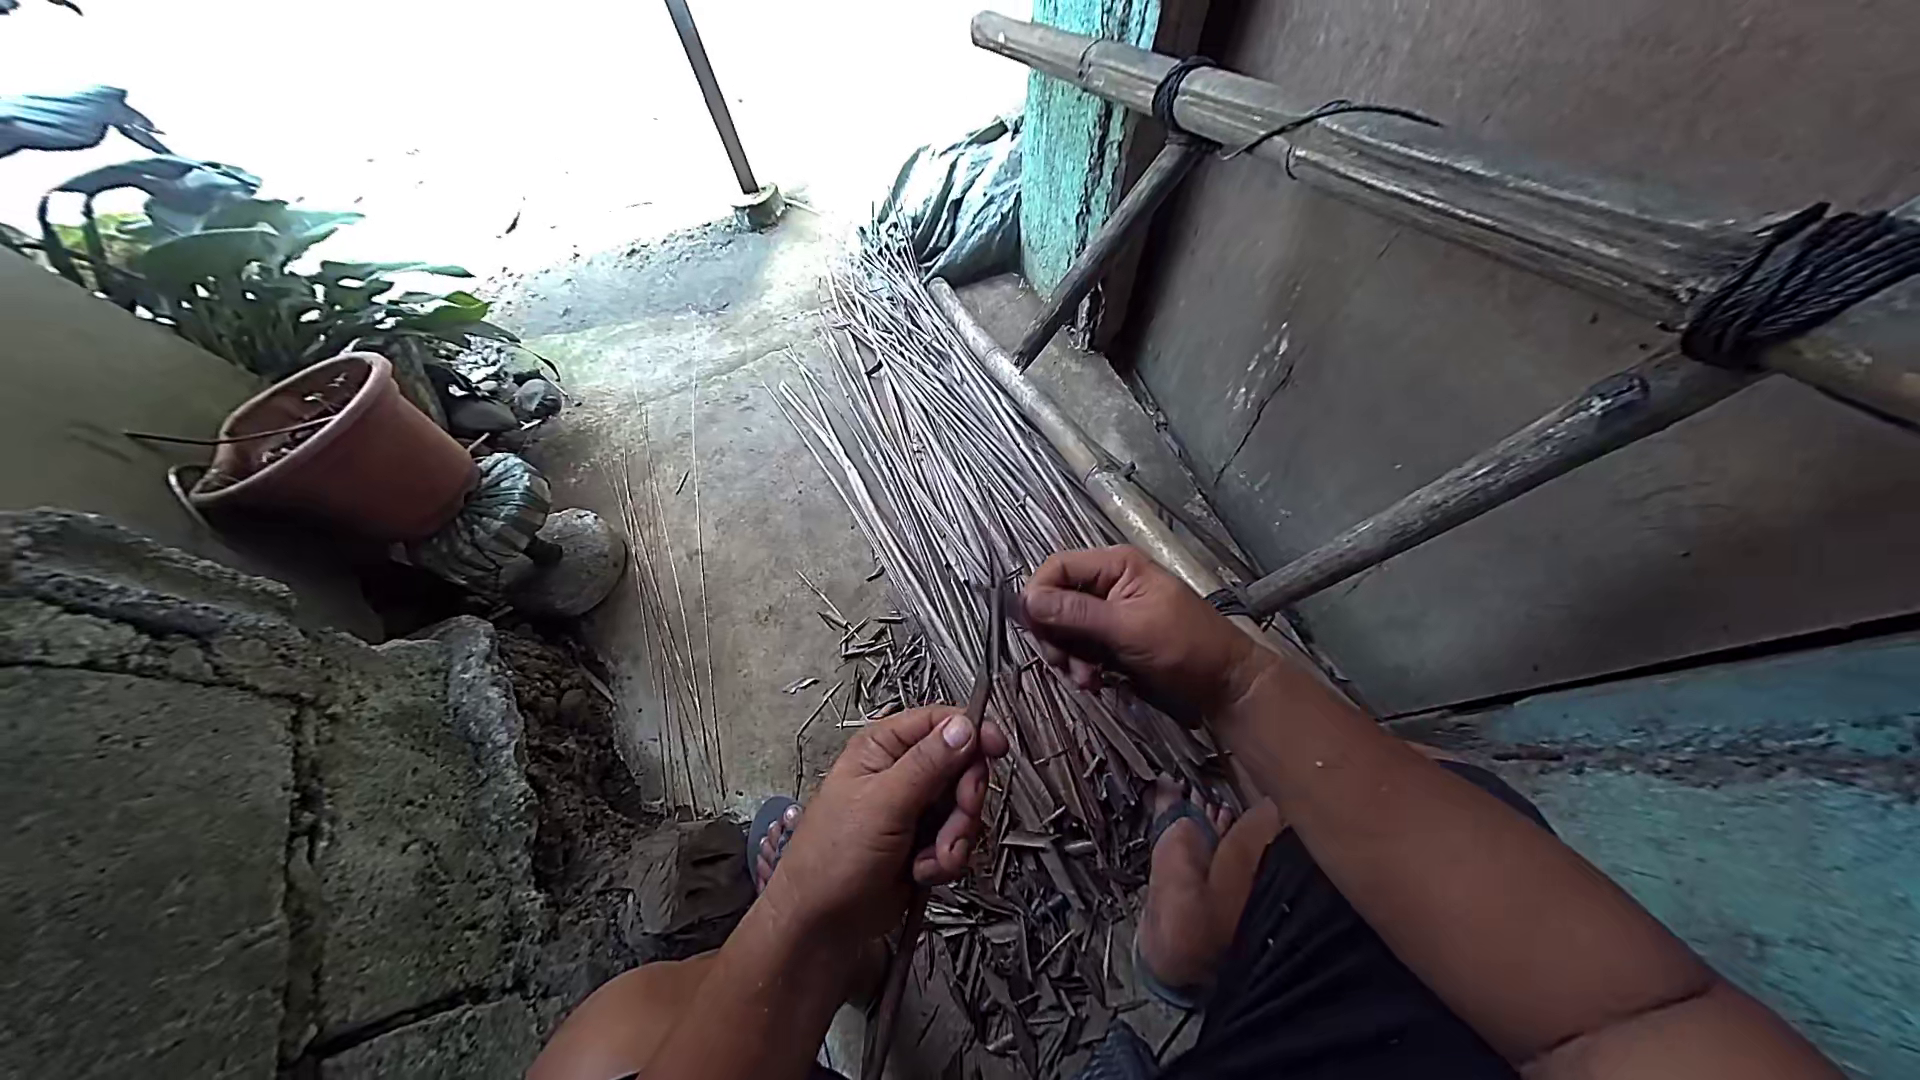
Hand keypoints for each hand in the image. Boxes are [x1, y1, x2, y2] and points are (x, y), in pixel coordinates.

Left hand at [762, 705, 1009, 945]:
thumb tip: (962, 727)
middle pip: (961, 764)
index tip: (995, 746)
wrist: (823, 927)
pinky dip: (948, 857)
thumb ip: (926, 764)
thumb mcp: (882, 804)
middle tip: (954, 818)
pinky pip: (959, 836)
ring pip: (964, 805)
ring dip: (955, 836)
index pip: (940, 722)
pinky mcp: (925, 837)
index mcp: (883, 747)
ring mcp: (914, 805)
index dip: (971, 732)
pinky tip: (923, 869)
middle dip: (964, 799)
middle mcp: (901, 771)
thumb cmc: (830, 860)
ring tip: (930, 855)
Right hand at [1020, 545, 1275, 722]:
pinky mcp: (1110, 640)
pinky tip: (1093, 682)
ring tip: (1086, 680)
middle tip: (1061, 662)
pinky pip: (1078, 648)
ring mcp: (1108, 613)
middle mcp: (1106, 584)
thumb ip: (1076, 613)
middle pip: (1055, 600)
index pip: (1058, 567)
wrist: (1225, 685)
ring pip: (1063, 628)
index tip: (1032, 627)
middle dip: (1054, 633)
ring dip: (1066, 656)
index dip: (1039, 594)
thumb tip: (1027, 600)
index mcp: (1114, 565)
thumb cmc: (1185, 646)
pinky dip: (1079, 666)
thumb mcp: (1128, 627)